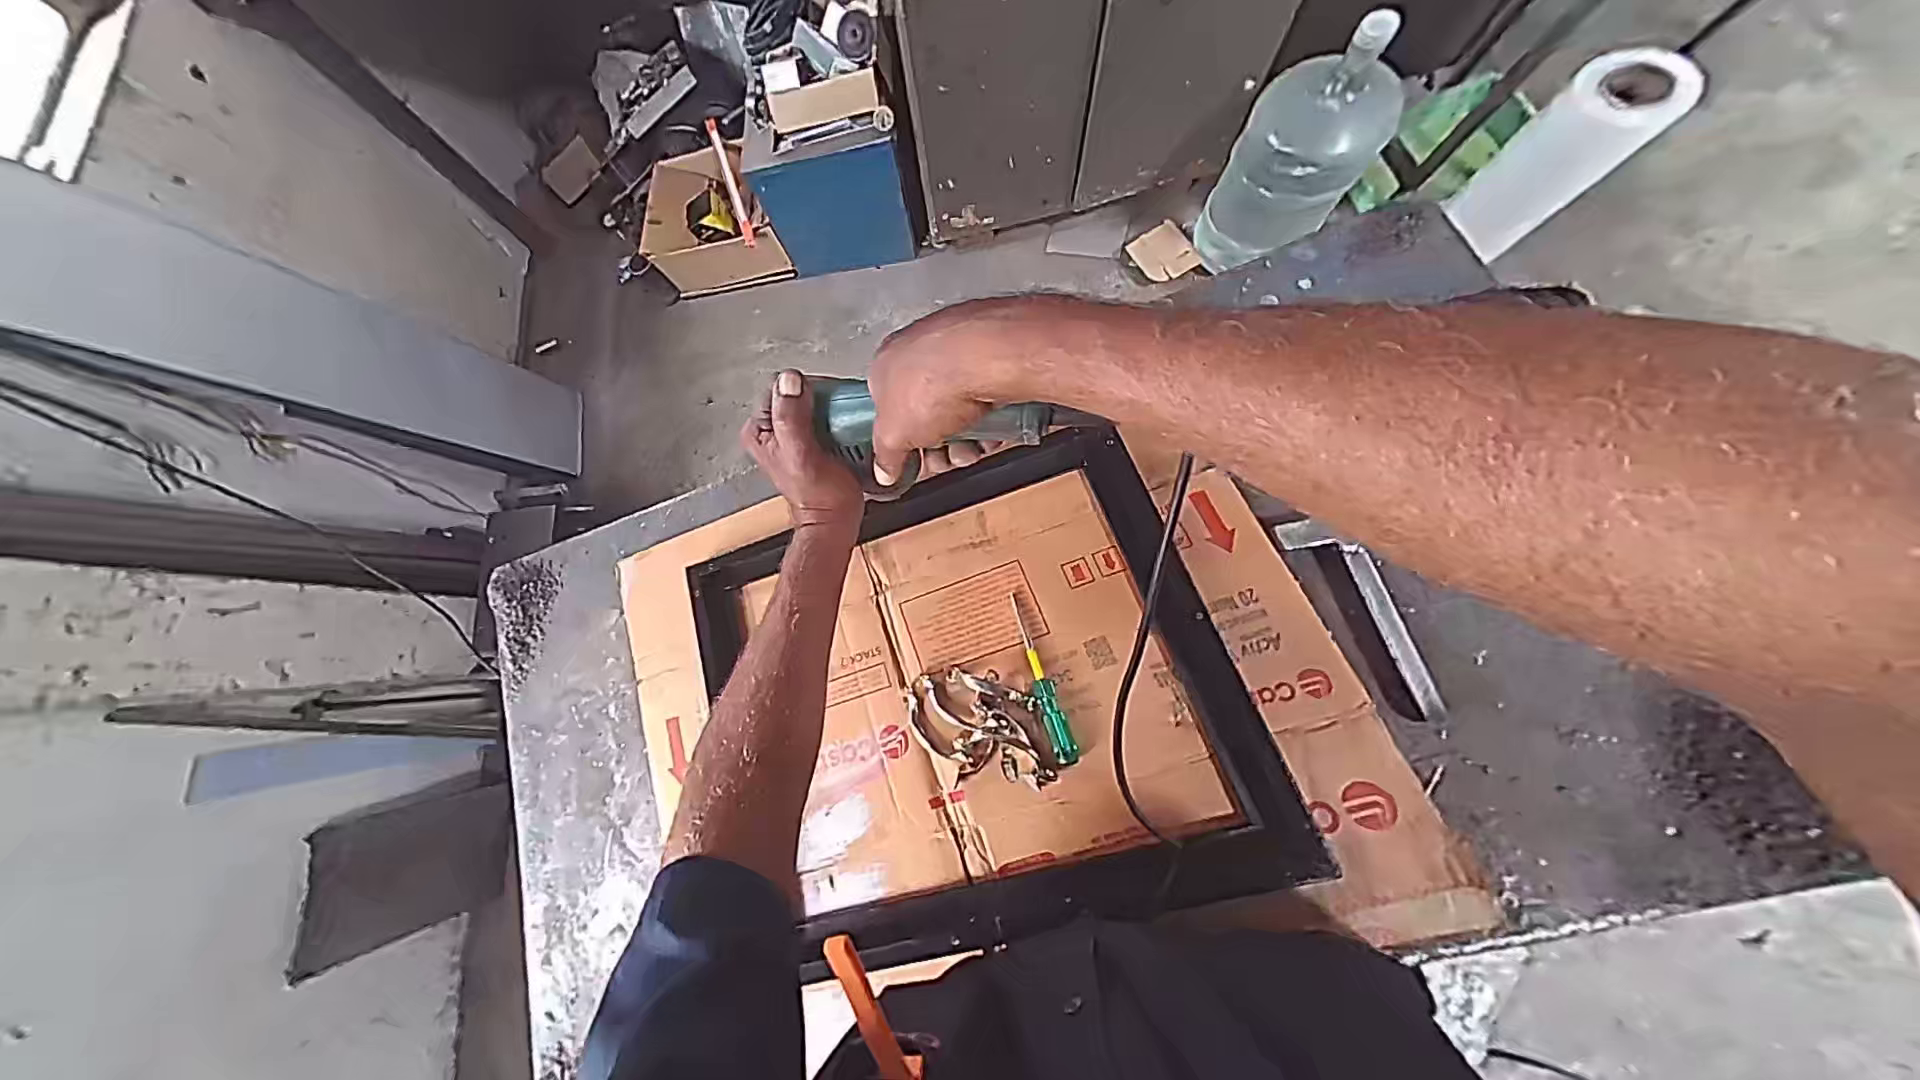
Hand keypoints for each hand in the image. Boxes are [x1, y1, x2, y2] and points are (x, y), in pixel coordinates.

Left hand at [741, 370, 863, 529]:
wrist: (836, 519)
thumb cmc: (818, 496)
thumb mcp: (801, 453)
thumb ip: (790, 417)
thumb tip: (789, 380)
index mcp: (759, 430)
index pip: (781, 387)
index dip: (806, 390)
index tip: (825, 405)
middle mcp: (774, 429)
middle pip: (800, 392)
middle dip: (822, 399)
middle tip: (837, 419)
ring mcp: (795, 433)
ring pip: (816, 401)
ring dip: (834, 407)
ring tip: (844, 425)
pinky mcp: (815, 439)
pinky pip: (828, 415)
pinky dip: (839, 417)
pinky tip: (847, 429)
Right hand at [869, 301, 1008, 485]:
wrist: (985, 359)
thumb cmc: (932, 384)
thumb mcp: (893, 435)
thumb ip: (886, 456)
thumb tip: (884, 471)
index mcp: (886, 365)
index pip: (888, 410)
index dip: (902, 441)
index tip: (913, 462)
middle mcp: (920, 354)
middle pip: (926, 417)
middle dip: (938, 449)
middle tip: (945, 460)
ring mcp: (958, 356)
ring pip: (959, 414)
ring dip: (965, 442)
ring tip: (970, 451)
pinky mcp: (992, 364)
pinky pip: (987, 404)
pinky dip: (989, 425)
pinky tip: (992, 436)